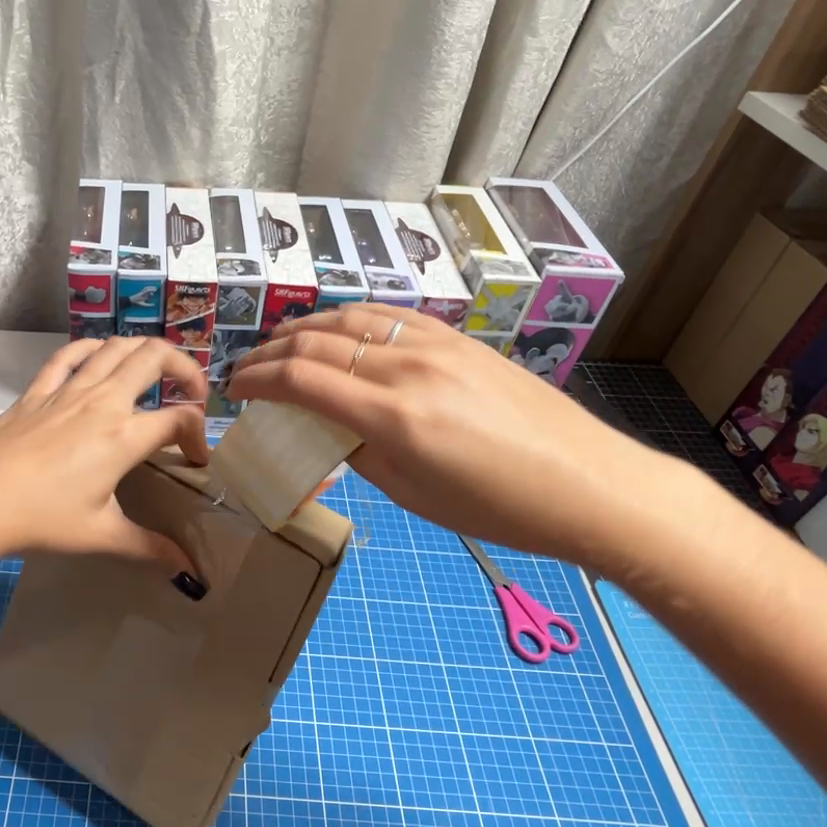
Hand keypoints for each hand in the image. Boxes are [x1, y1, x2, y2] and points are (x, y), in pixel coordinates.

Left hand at [0, 336, 210, 573]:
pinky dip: (92, 349)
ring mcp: (68, 390)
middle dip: (186, 367)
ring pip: (117, 346)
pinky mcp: (38, 390)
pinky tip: (100, 357)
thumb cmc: (41, 519)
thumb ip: (149, 547)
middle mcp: (103, 401)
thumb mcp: (101, 535)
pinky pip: (71, 354)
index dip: (200, 436)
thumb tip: (187, 570)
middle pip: (156, 357)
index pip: (180, 420)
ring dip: (145, 350)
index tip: (196, 460)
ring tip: (156, 371)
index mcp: (124, 436)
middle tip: (193, 392)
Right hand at [225, 303, 693, 569]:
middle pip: (318, 343)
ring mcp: (437, 345)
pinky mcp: (460, 339)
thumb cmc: (500, 510)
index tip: (236, 389)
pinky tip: (339, 330)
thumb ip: (361, 453)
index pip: (301, 380)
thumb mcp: (415, 495)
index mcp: (394, 417)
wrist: (590, 485)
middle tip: (248, 369)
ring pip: (351, 318)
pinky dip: (351, 319)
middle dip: (271, 353)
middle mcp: (409, 367)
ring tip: (282, 344)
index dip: (257, 380)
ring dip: (306, 328)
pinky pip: (390, 316)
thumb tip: (330, 428)